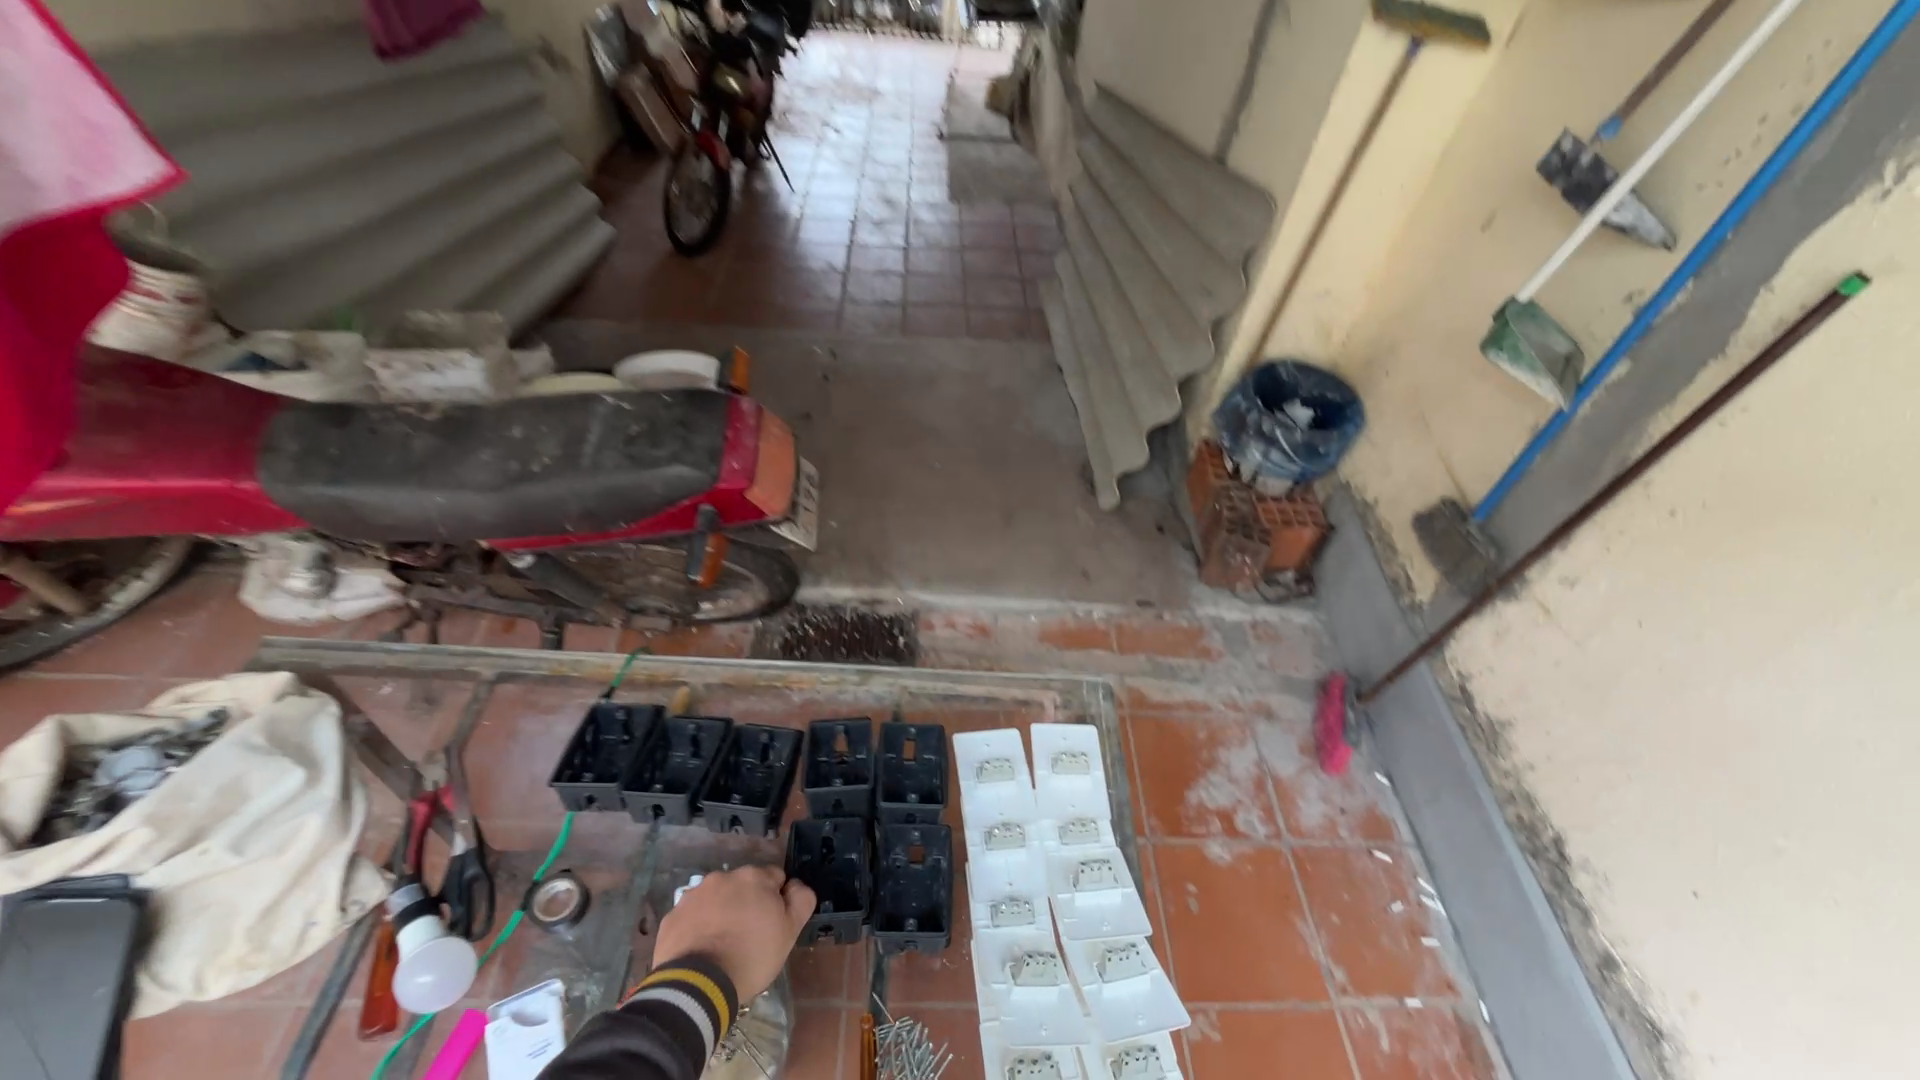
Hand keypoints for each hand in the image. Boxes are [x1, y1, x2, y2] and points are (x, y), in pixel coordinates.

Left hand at [653, 866, 815, 1000]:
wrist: (699, 985)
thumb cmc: (751, 956)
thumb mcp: (789, 932)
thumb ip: (801, 900)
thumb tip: (796, 885)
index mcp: (754, 877)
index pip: (775, 879)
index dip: (777, 901)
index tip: (772, 925)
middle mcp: (723, 877)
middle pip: (743, 887)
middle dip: (748, 904)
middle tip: (749, 937)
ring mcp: (694, 895)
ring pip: (716, 900)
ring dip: (722, 913)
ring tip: (722, 945)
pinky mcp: (672, 916)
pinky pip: (692, 917)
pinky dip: (698, 927)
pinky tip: (701, 950)